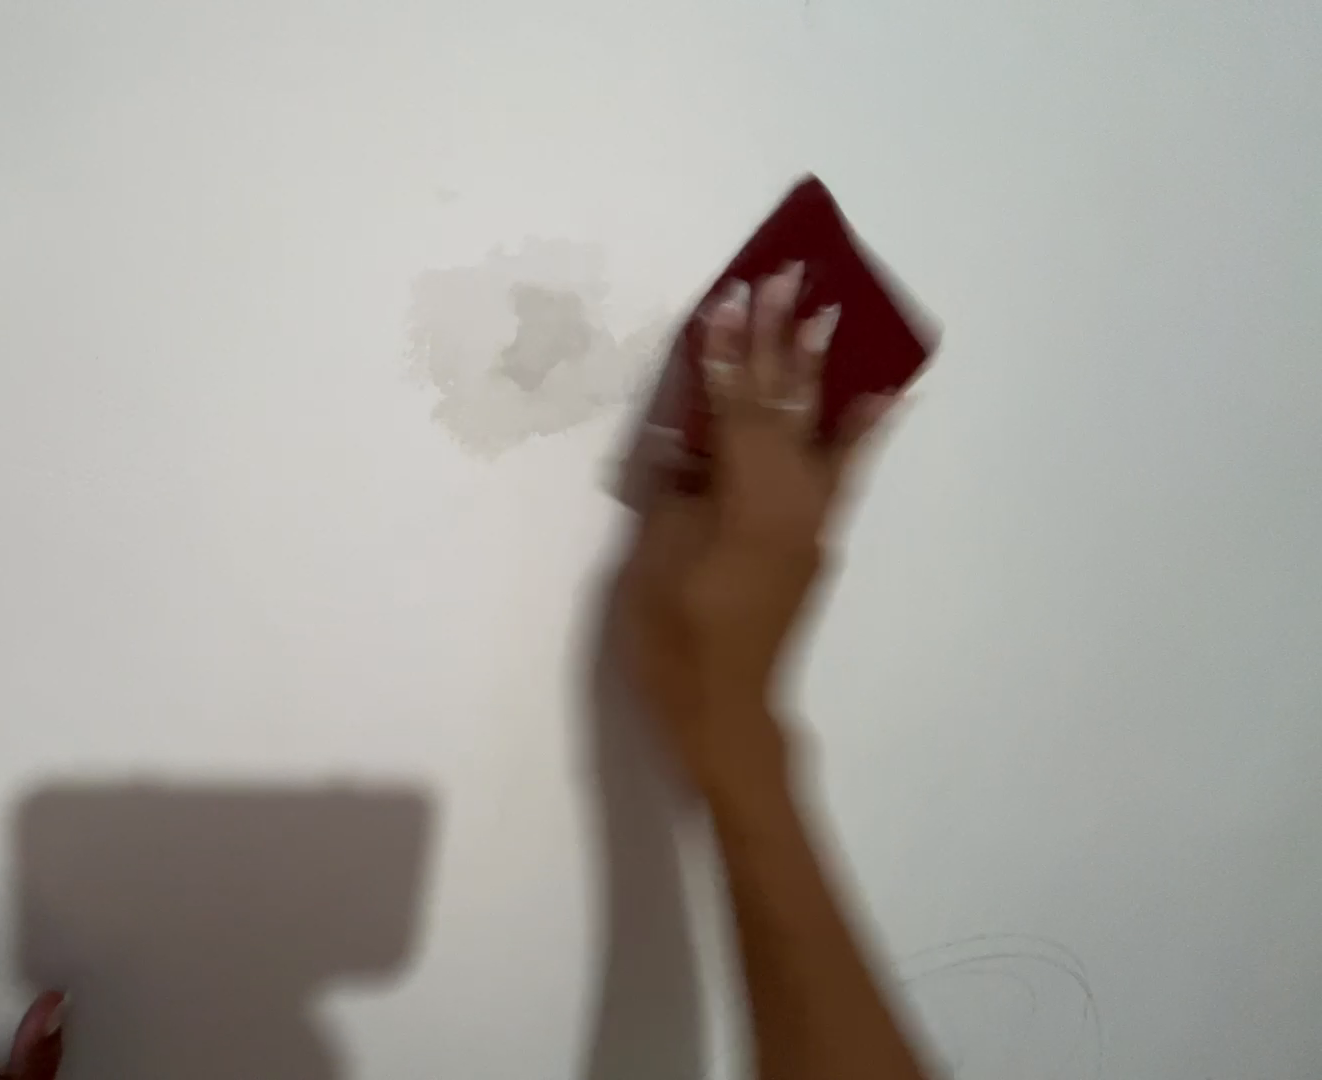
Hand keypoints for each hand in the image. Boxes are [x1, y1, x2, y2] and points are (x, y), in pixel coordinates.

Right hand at [619, 263, 893, 787]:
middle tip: (785, 278)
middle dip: (778, 342)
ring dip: (816, 371)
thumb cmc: (675, 646)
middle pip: (782, 409)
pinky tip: (878, 397)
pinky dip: (860, 431)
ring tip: (828, 313)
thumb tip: (682, 445)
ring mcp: (811, 524)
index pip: (734, 415)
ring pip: (816, 432)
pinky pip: (841, 474)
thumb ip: (671, 498)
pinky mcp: (812, 542)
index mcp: (746, 510)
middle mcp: (792, 506)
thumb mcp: (652, 571)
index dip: (726, 356)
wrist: (726, 713)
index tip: (727, 299)